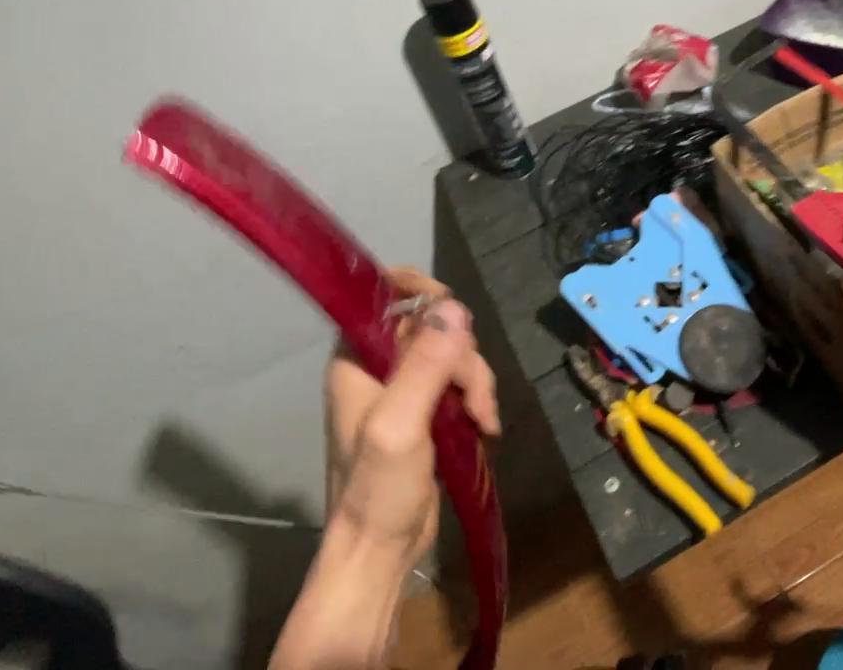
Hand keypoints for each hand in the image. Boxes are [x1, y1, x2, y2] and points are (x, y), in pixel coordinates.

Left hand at [324, 267, 499, 564]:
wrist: (380, 551)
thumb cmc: (377, 490)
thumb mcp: (399, 425)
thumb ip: (425, 366)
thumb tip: (454, 307)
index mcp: (357, 356)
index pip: (385, 293)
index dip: (421, 291)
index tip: (453, 311)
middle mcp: (379, 364)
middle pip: (435, 325)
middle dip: (463, 357)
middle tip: (473, 400)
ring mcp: (405, 387)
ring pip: (455, 354)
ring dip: (476, 383)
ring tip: (483, 422)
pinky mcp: (428, 410)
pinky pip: (461, 382)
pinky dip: (478, 399)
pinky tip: (485, 427)